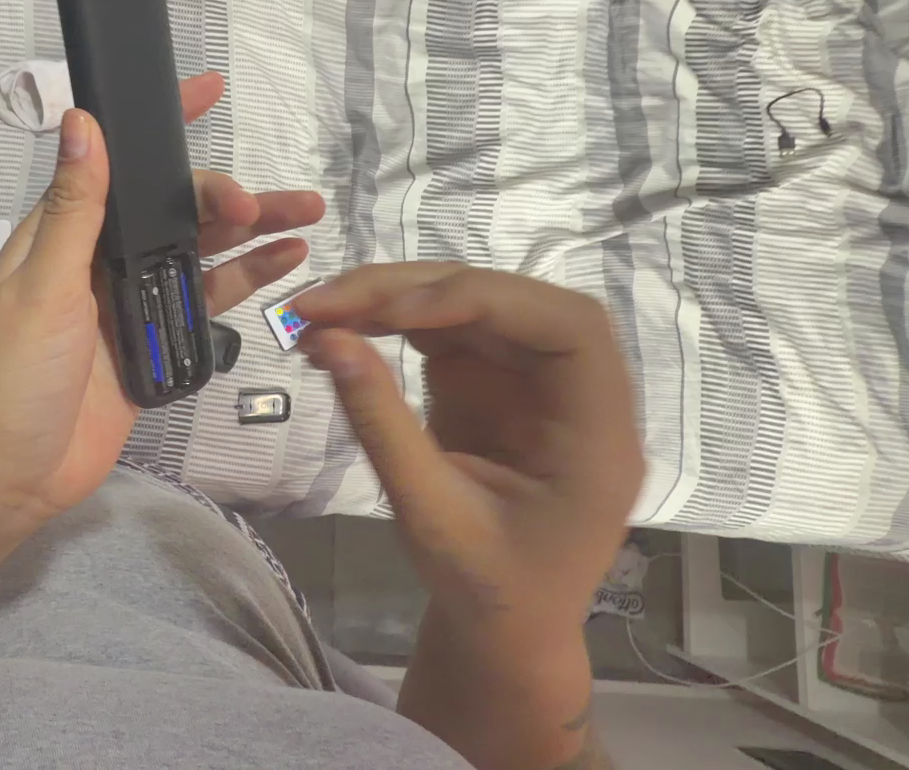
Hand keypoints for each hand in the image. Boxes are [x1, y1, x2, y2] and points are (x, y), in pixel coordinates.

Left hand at [0, 72, 325, 526]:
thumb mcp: (43, 286)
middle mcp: (99, 259)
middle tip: (263, 204)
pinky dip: (242, 280)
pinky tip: (284, 265)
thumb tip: (81, 121)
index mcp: (63, 234)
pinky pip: (204, 301)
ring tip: (304, 215)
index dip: (157, 126)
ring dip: (248, 231)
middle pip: (170, 210)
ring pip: (197, 251)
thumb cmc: (16, 376)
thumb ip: (72, 209)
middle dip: (218, 194)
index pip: (116, 164)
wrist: (16, 474)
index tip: (206, 89)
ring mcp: (130, 301)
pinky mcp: (155, 341)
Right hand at [292, 264, 642, 640]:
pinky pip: (432, 326)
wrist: (500, 619)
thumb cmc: (486, 584)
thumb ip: (381, 424)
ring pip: (460, 302)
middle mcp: (566, 388)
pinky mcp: (481, 378)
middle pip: (502, 300)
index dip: (485, 301)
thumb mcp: (428, 513)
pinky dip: (379, 319)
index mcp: (595, 432)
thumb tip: (326, 339)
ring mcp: (521, 378)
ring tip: (314, 311)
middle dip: (410, 289)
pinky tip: (334, 327)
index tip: (397, 315)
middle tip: (321, 303)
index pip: (567, 328)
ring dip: (386, 296)